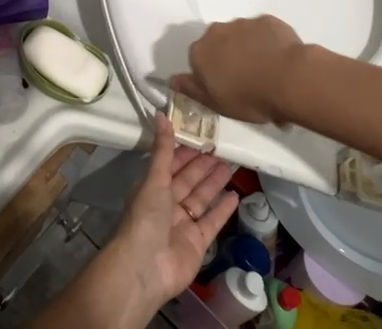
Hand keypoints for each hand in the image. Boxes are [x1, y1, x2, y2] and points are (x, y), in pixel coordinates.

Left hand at [100, 113, 239, 309]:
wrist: (146, 266)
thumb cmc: (146, 217)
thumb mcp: (154, 179)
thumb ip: (162, 149)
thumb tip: (160, 114)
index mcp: (152, 186)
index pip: (171, 163)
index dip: (185, 149)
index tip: (201, 134)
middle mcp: (167, 203)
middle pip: (188, 179)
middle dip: (203, 164)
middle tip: (222, 147)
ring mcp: (183, 223)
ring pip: (202, 197)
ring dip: (214, 182)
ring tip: (231, 165)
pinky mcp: (198, 242)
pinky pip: (212, 221)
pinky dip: (223, 209)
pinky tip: (236, 195)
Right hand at [169, 15, 306, 123]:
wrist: (288, 79)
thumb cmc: (248, 97)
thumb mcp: (216, 103)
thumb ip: (191, 89)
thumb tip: (170, 80)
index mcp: (200, 52)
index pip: (199, 61)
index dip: (213, 74)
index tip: (227, 88)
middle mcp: (216, 32)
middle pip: (219, 44)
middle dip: (229, 57)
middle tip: (248, 80)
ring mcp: (242, 23)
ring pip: (242, 36)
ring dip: (249, 49)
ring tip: (268, 72)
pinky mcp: (266, 20)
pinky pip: (264, 31)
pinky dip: (268, 42)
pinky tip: (280, 59)